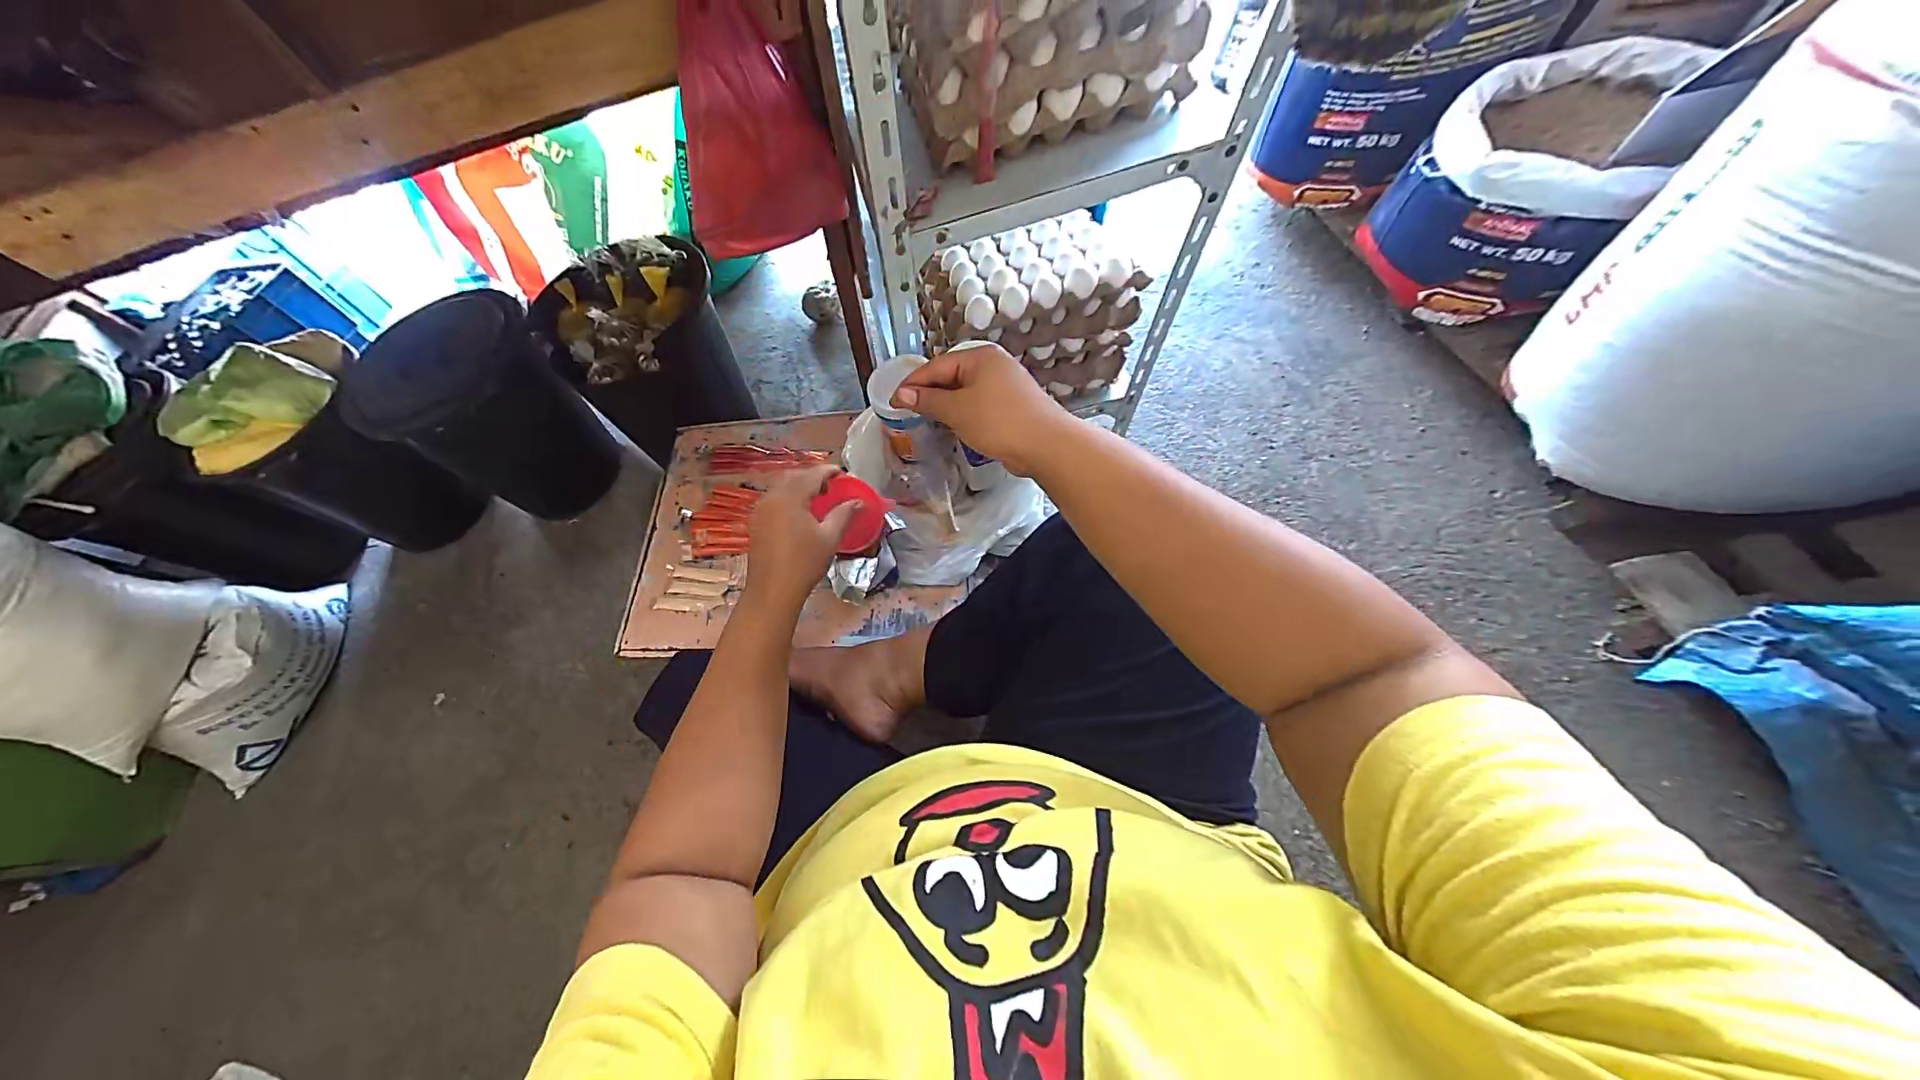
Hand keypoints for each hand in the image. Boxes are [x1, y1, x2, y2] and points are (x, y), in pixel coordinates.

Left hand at [743, 467, 859, 609]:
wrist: (772, 591)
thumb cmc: (804, 563)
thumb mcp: (829, 537)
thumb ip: (843, 514)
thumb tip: (858, 501)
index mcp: (790, 497)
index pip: (812, 474)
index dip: (829, 471)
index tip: (843, 473)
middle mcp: (772, 498)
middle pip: (794, 477)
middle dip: (813, 476)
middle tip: (832, 486)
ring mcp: (760, 510)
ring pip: (782, 487)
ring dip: (800, 487)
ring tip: (818, 498)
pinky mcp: (756, 522)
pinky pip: (774, 500)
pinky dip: (789, 498)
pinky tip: (800, 512)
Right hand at [890, 343, 1074, 475]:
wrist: (1046, 445)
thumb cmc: (1000, 422)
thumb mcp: (957, 410)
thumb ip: (928, 400)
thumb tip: (902, 394)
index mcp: (979, 357)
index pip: (936, 366)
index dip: (912, 384)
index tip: (894, 401)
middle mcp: (993, 365)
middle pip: (951, 376)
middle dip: (930, 394)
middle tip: (909, 413)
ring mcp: (1005, 384)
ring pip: (965, 392)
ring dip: (947, 406)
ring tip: (928, 421)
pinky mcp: (1012, 405)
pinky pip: (979, 404)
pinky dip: (964, 413)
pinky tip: (956, 428)